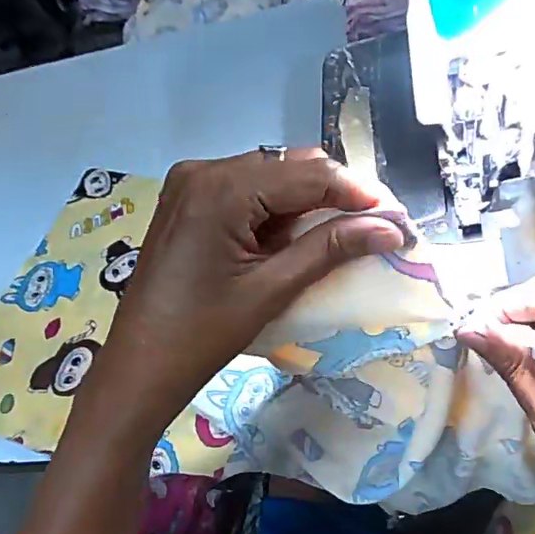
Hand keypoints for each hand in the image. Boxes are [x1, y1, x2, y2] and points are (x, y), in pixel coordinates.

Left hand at [81, 147, 404, 436]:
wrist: (141, 365)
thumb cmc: (202, 334)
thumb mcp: (271, 289)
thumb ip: (330, 249)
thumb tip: (390, 228)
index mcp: (220, 187)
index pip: (306, 173)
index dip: (356, 192)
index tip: (394, 218)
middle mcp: (202, 171)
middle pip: (286, 168)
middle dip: (331, 196)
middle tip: (370, 229)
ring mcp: (188, 184)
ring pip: (266, 178)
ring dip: (303, 203)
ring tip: (337, 237)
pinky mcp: (185, 203)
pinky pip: (242, 193)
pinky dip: (272, 211)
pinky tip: (291, 239)